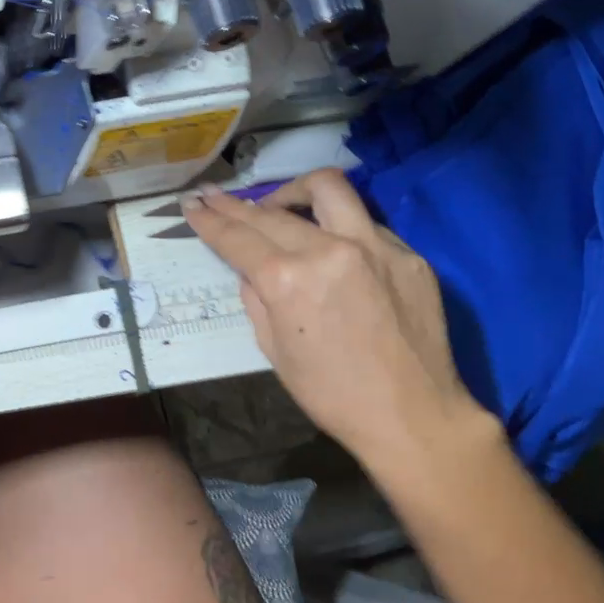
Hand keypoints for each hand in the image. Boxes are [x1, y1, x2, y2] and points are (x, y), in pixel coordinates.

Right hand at [182, 169, 488, 460]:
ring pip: (327, 189)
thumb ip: (257, 298)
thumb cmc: (328, 392)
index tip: (192, 205)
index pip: (237, 237)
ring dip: (292, 192)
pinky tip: (328, 246)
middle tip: (216, 199)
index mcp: (287, 280)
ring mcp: (376, 246)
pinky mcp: (408, 254)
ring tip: (278, 206)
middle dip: (235, 205)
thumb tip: (251, 269)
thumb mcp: (271, 347)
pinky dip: (335, 225)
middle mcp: (330, 250)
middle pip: (271, 212)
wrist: (411, 413)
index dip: (209, 220)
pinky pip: (364, 222)